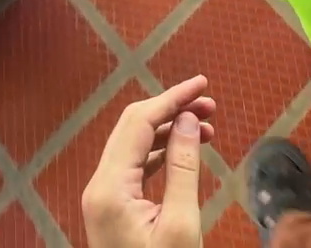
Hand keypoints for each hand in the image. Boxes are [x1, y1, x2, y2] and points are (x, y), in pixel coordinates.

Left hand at [82, 76, 216, 247]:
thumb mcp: (181, 225)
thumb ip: (183, 167)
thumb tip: (187, 119)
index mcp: (109, 187)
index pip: (140, 121)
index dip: (172, 97)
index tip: (203, 85)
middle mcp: (100, 185)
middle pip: (134, 126)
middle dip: (173, 109)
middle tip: (210, 106)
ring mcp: (104, 197)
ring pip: (135, 143)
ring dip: (170, 129)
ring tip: (207, 127)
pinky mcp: (112, 208)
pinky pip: (136, 164)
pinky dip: (163, 150)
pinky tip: (188, 150)